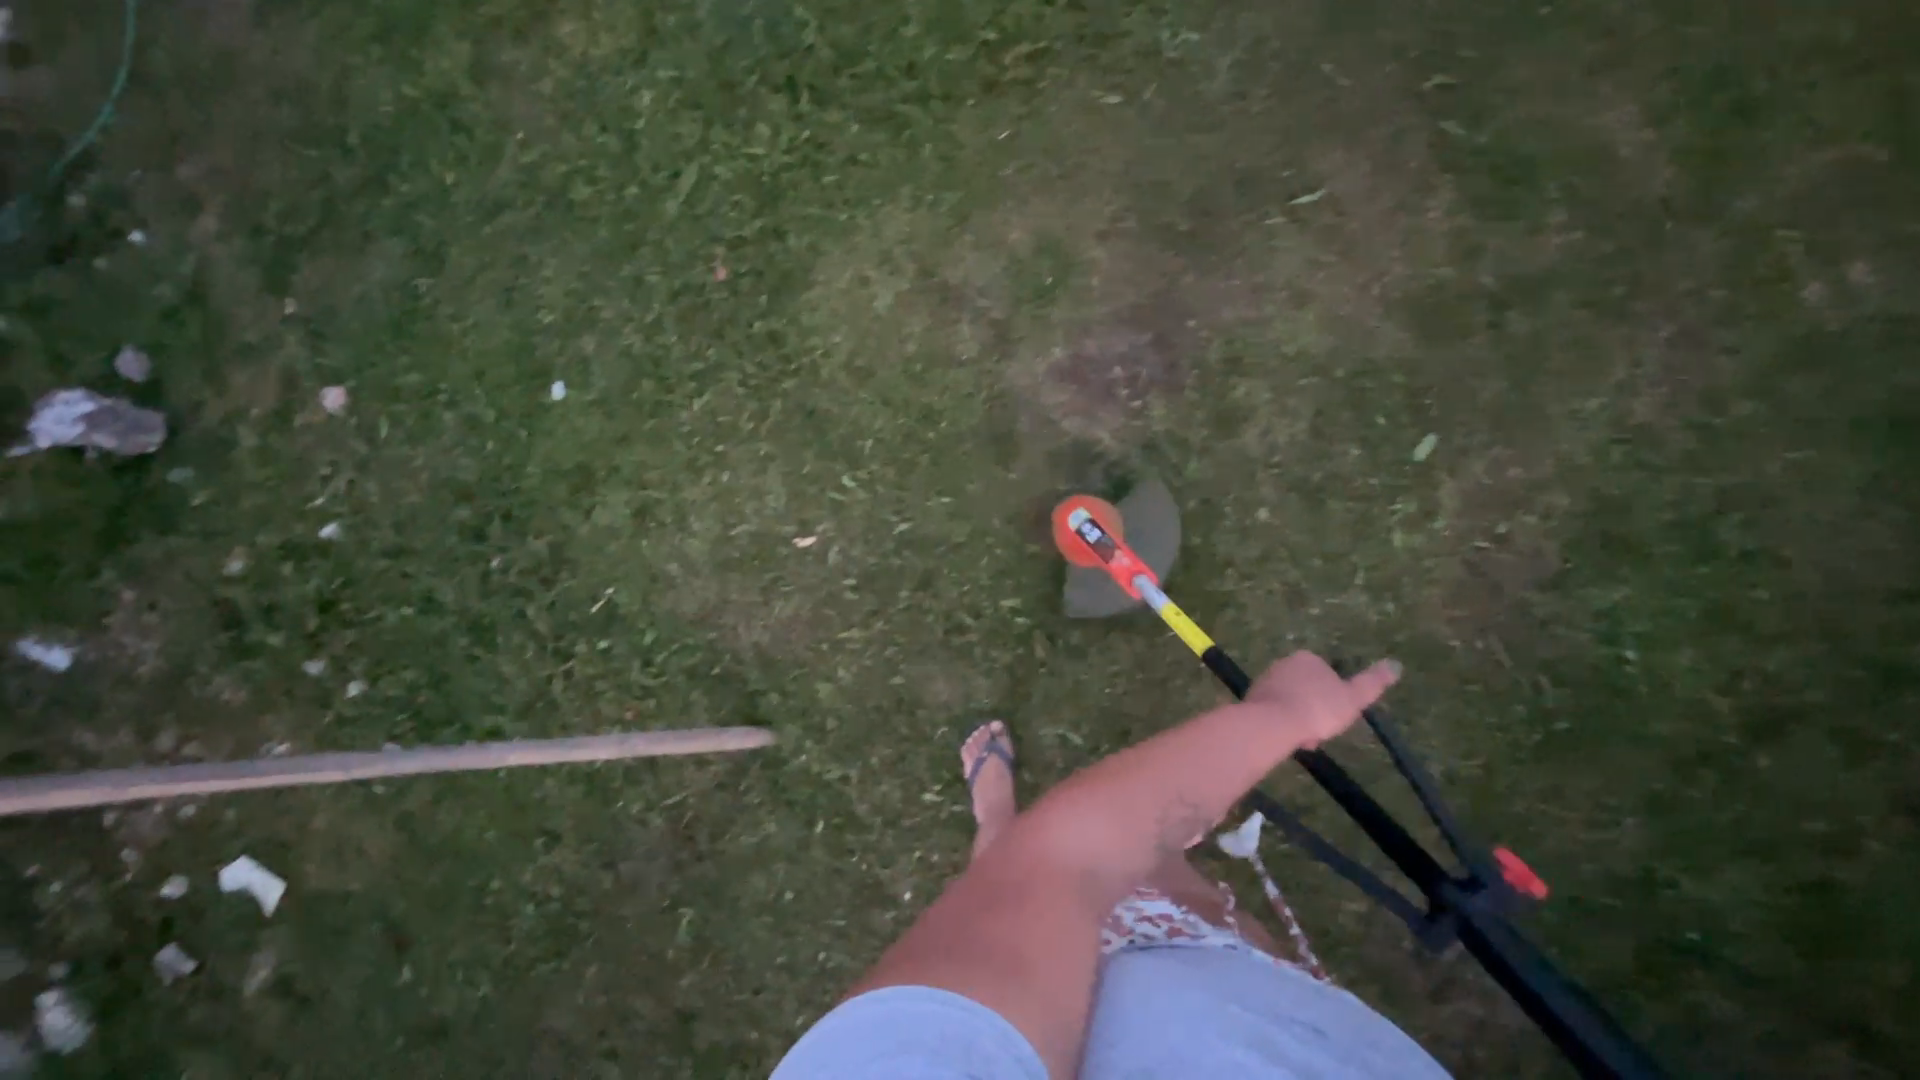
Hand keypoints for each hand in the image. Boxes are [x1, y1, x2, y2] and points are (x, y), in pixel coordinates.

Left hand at [1244, 651, 1400, 746]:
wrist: (1275, 722)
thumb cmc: (1318, 708)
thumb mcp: (1353, 697)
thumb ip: (1373, 682)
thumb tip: (1396, 664)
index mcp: (1307, 658)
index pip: (1327, 678)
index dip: (1334, 701)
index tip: (1336, 719)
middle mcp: (1283, 664)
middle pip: (1307, 692)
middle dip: (1315, 713)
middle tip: (1318, 733)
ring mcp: (1265, 680)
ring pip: (1291, 703)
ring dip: (1299, 722)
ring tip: (1303, 741)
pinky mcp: (1251, 698)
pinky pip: (1273, 713)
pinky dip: (1282, 725)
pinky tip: (1286, 740)